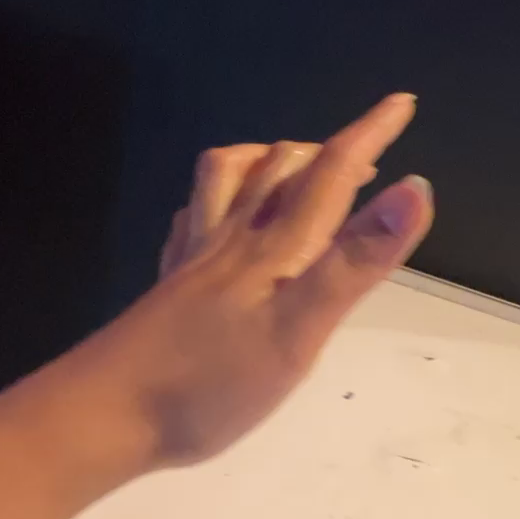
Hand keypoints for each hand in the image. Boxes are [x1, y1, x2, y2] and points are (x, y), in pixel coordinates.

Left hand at [15, 93, 433, 480]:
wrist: (106, 415)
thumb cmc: (210, 383)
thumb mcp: (299, 329)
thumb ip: (354, 262)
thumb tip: (413, 189)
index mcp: (273, 248)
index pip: (329, 175)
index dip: (368, 134)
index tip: (400, 103)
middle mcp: (233, 240)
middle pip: (281, 171)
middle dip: (327, 151)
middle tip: (364, 154)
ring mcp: (196, 261)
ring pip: (229, 183)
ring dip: (267, 160)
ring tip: (291, 164)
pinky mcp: (172, 287)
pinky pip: (192, 221)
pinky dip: (216, 200)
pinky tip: (217, 214)